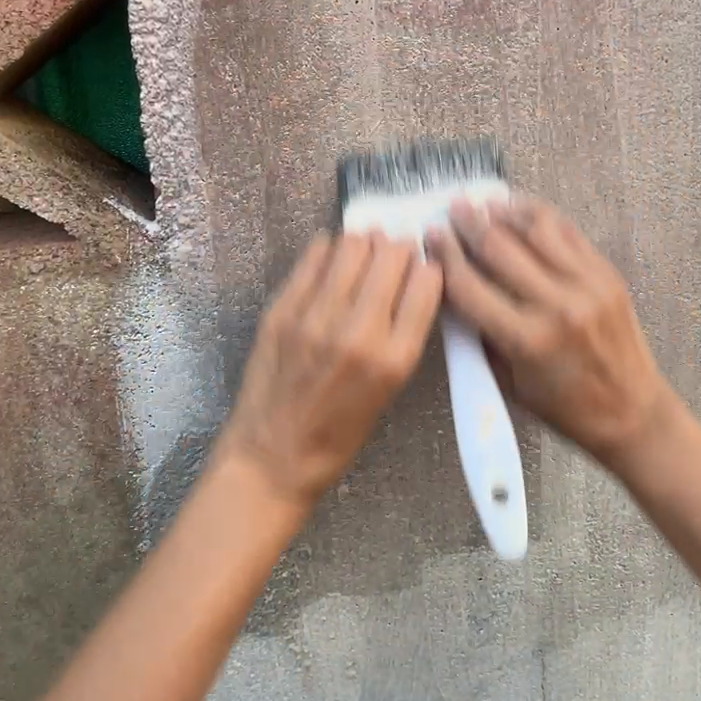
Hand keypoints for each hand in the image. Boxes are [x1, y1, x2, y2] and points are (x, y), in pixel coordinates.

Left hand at [216, 231, 443, 507]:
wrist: (272, 458)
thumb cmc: (340, 433)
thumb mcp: (390, 389)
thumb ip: (403, 333)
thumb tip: (412, 278)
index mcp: (394, 360)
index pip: (426, 284)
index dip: (428, 268)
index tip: (422, 268)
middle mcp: (358, 332)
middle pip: (391, 256)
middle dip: (399, 249)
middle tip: (393, 255)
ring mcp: (315, 318)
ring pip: (353, 246)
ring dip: (365, 242)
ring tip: (364, 251)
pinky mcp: (281, 310)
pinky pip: (314, 256)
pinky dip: (329, 249)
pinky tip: (333, 256)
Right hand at [426, 196, 677, 468]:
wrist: (632, 412)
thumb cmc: (564, 407)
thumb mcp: (509, 380)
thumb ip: (481, 332)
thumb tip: (455, 283)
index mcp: (527, 340)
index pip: (471, 286)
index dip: (445, 256)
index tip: (431, 235)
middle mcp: (558, 306)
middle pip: (500, 248)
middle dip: (470, 224)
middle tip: (454, 208)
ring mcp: (587, 285)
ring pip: (536, 229)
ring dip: (505, 211)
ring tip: (486, 202)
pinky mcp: (606, 274)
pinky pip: (568, 232)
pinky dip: (540, 216)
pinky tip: (522, 210)